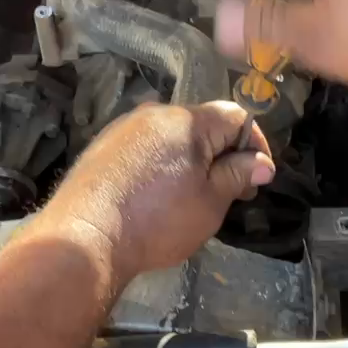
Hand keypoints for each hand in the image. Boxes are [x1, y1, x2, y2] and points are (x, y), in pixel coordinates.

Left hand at [32, 102, 273, 287]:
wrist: (84, 235)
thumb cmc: (157, 220)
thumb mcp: (210, 203)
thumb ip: (238, 174)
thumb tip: (262, 163)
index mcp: (187, 120)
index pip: (236, 116)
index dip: (255, 144)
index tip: (258, 178)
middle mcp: (156, 112)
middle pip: (203, 124)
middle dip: (223, 154)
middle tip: (230, 193)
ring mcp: (126, 126)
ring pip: (173, 136)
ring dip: (191, 160)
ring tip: (192, 197)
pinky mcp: (105, 145)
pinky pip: (147, 147)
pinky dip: (162, 164)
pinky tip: (156, 195)